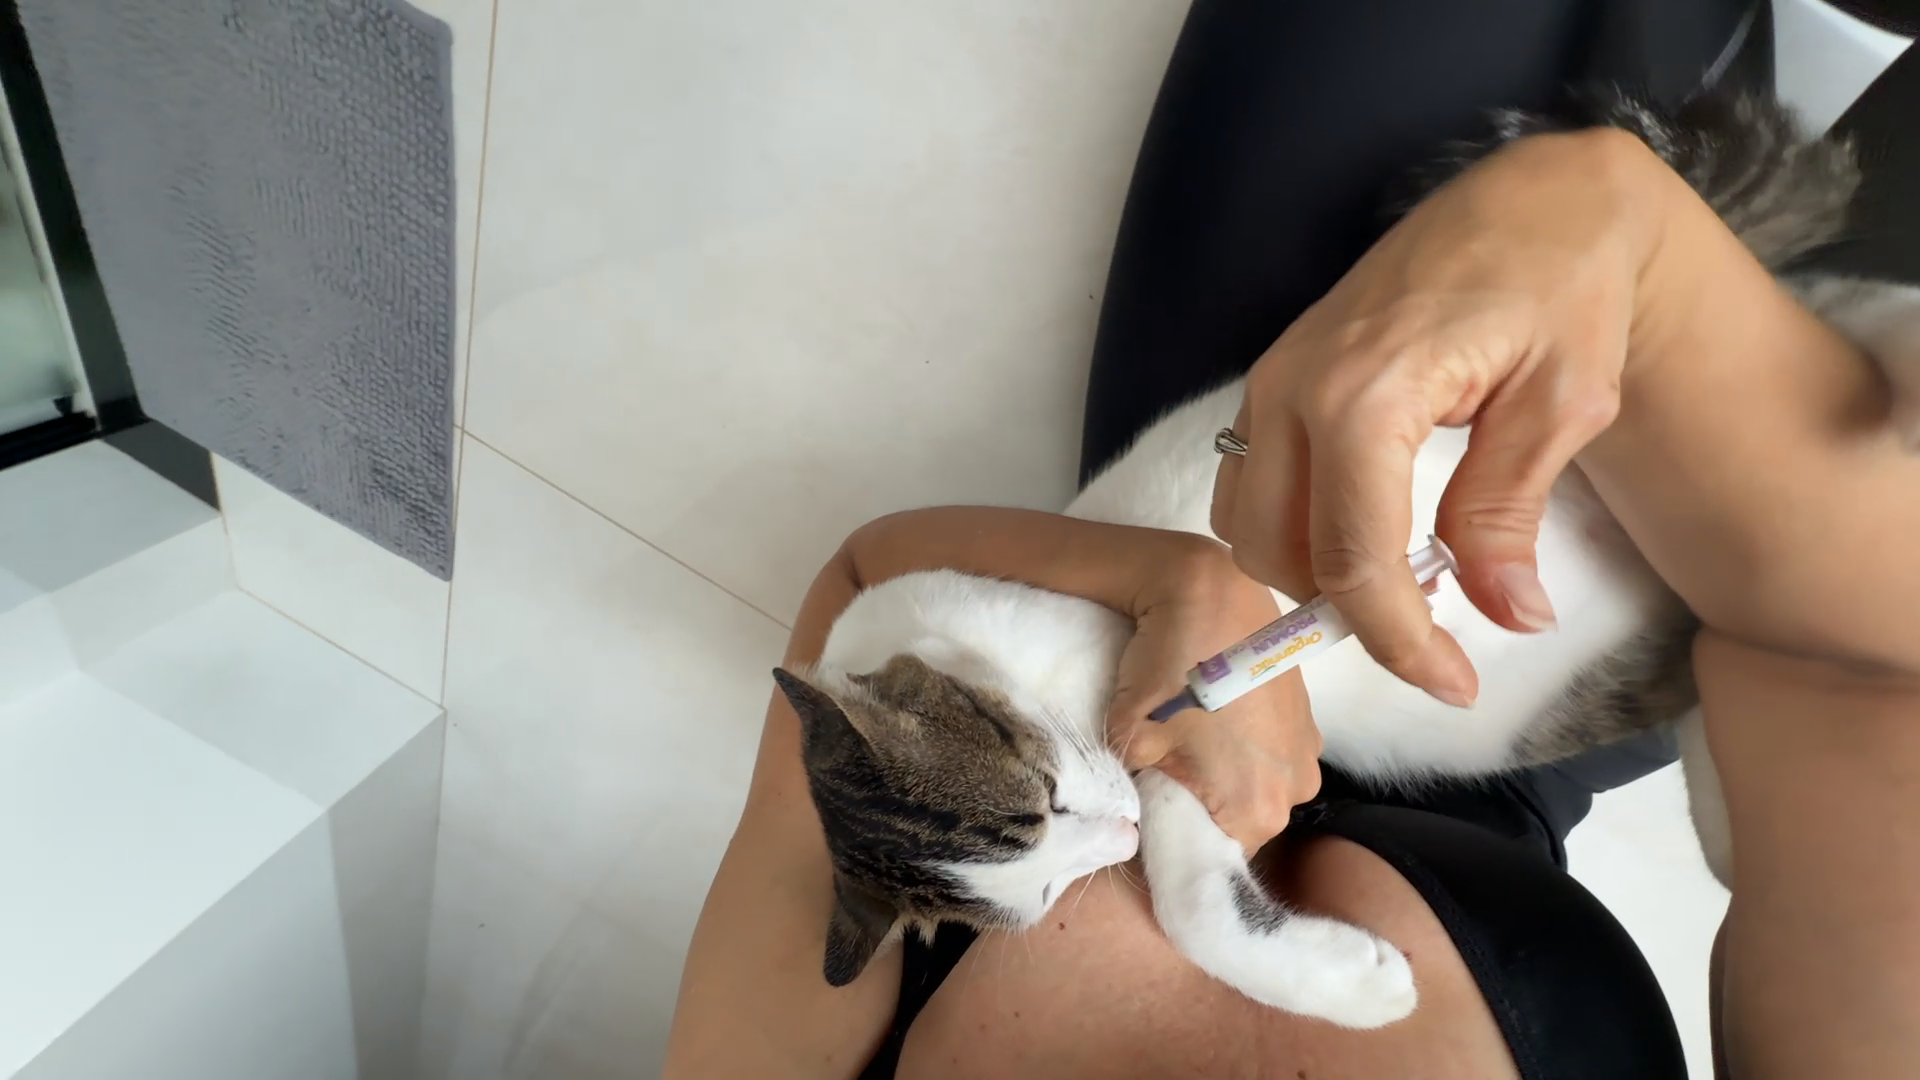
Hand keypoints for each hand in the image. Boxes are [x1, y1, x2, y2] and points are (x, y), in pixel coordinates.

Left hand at [1107, 542, 1321, 854]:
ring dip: (1219, 772)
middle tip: (1158, 770)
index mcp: (1258, 811)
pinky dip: (1238, 744)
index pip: (1211, 857)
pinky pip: (1266, 751)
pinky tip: (1209, 716)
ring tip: (1183, 735)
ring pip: (1251, 784)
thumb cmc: (1169, 673)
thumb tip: (1135, 810)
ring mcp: (1307, 751)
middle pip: (1235, 821)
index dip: (1175, 840)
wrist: (1209, 594)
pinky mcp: (1304, 717)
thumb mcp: (1131, 739)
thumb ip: (1134, 792)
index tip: (1146, 813)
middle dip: (1196, 804)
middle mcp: (1297, 790)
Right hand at [1210, 127, 1670, 704]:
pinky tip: (1339, 523)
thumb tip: (1504, 618)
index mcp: (1362, 399)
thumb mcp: (1560, 407)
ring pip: (1240, 527)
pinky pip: (1240, 488)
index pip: (1353, 556)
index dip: (1397, 639)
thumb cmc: (1555, 293)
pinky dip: (1276, 531)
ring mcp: (1263, 388)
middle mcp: (1288, 395)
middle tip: (1416, 622)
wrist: (1515, 204)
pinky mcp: (1260, 387)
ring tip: (1376, 574)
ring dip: (1298, 571)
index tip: (1446, 684)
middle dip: (1339, 609)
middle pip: (1275, 552)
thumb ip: (1505, 516)